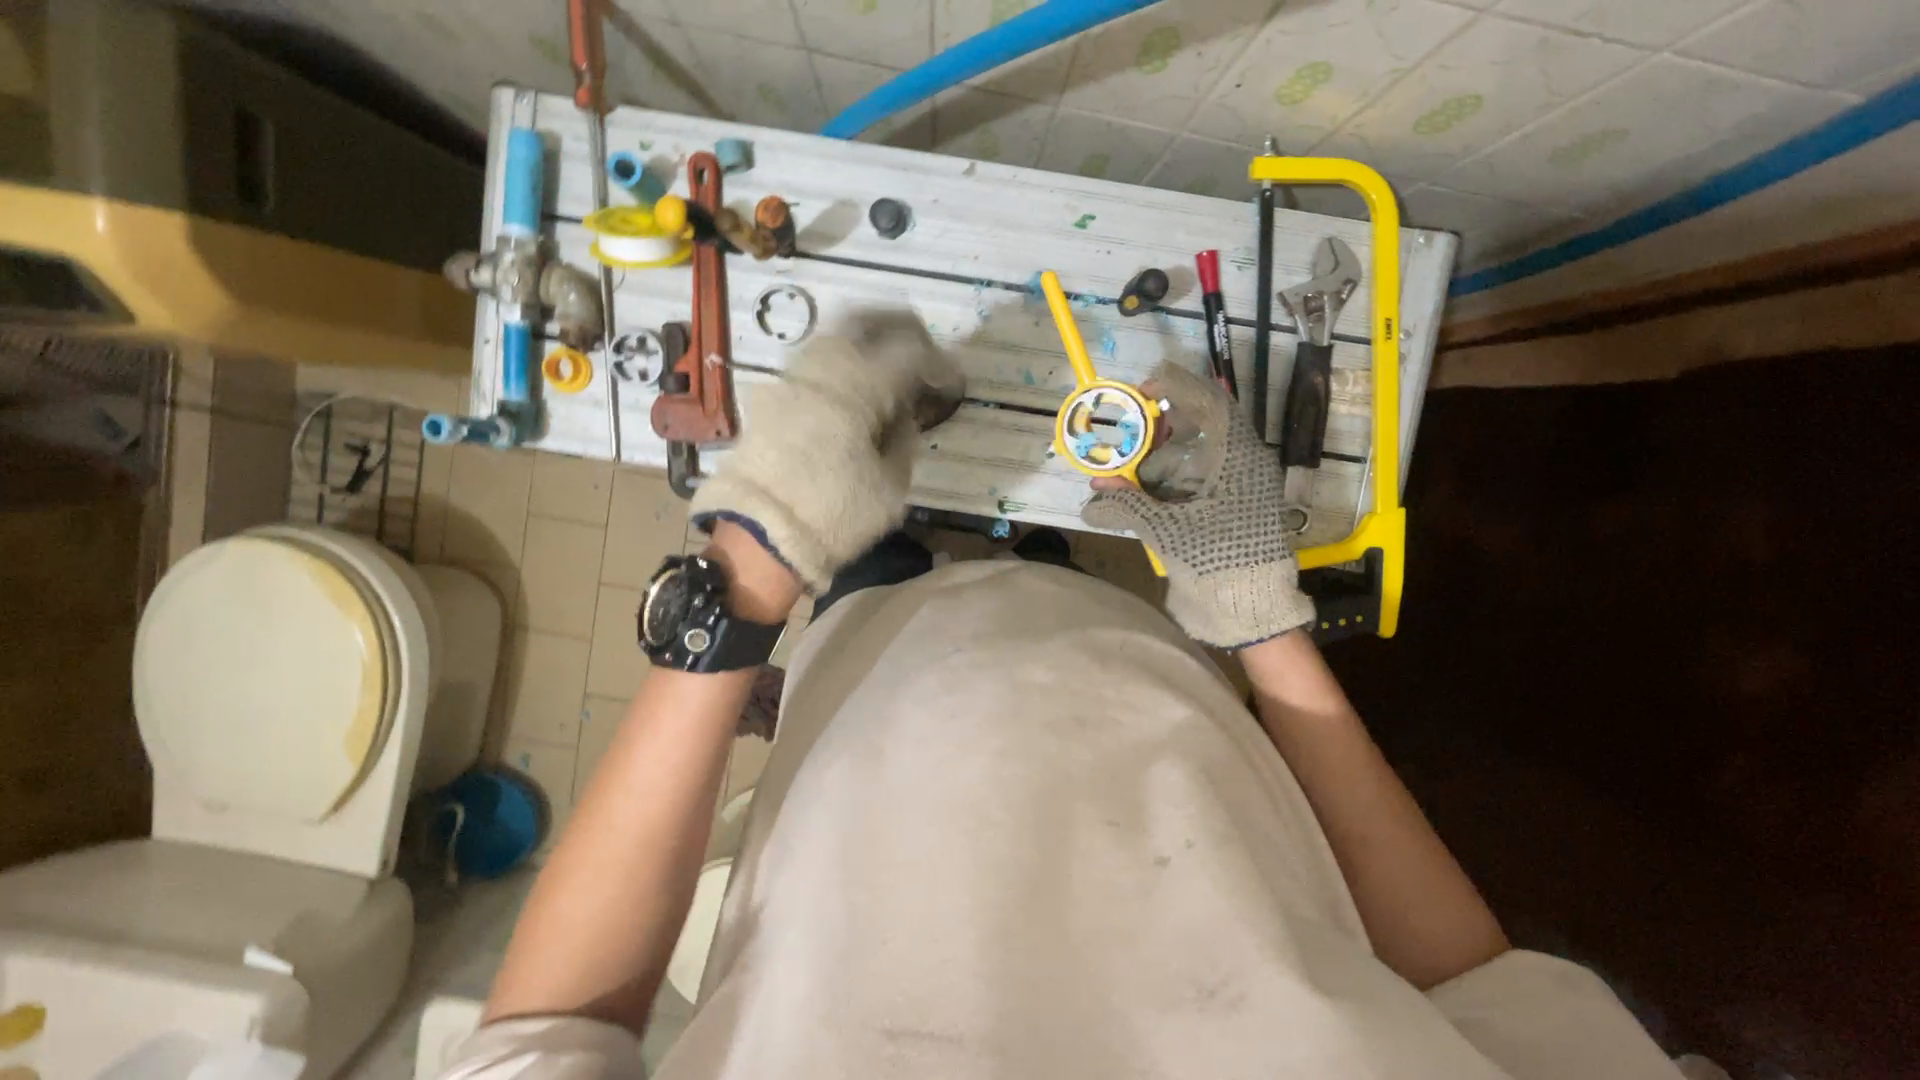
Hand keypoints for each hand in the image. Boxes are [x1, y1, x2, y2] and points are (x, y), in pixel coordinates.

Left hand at [690, 309, 964, 591]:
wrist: (759, 538)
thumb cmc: (834, 516)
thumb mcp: (890, 487)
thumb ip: (903, 439)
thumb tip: (902, 415)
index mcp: (859, 389)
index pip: (909, 354)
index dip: (937, 363)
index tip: (951, 381)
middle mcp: (822, 370)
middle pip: (863, 321)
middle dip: (897, 328)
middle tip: (919, 349)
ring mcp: (791, 379)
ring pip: (831, 337)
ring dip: (863, 343)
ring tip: (884, 369)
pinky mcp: (770, 398)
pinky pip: (811, 364)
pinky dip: (836, 366)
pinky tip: (849, 391)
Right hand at [1082, 362, 1312, 648]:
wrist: (1249, 611)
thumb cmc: (1217, 561)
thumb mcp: (1168, 531)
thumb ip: (1129, 506)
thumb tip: (1092, 496)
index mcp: (1240, 459)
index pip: (1213, 403)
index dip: (1179, 388)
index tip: (1145, 388)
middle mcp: (1244, 466)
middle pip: (1205, 425)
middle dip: (1165, 424)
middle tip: (1132, 427)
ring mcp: (1240, 488)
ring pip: (1202, 452)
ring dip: (1165, 453)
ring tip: (1132, 463)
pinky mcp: (1232, 509)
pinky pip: (1202, 479)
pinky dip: (1173, 479)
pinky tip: (1146, 489)